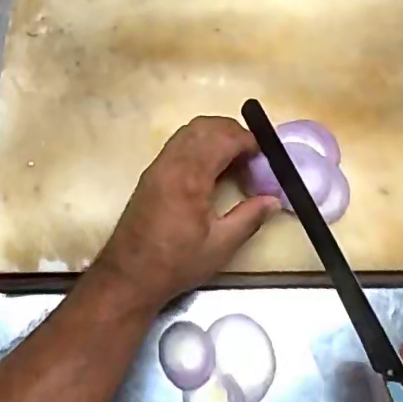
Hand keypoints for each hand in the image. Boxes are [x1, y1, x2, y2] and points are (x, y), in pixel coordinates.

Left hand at [85, 116, 280, 313]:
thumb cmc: (175, 263)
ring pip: (189, 131)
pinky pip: (178, 143)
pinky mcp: (152, 172)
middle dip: (232, 132)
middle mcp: (172, 163)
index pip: (222, 139)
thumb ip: (249, 218)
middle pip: (204, 127)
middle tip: (252, 153)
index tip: (264, 153)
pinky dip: (199, 143)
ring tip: (235, 158)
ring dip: (214, 134)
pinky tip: (211, 166)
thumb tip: (273, 200)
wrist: (129, 274)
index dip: (247, 140)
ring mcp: (158, 165)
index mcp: (189, 177)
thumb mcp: (220, 246)